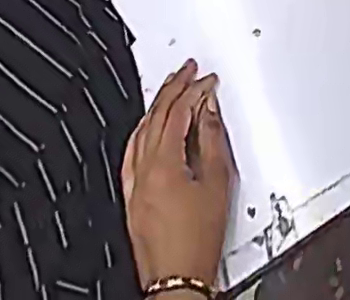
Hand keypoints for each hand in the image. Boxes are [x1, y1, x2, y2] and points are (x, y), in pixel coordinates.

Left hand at [122, 59, 235, 290]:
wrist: (178, 282)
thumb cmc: (198, 242)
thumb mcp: (217, 183)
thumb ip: (213, 139)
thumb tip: (209, 110)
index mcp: (164, 164)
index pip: (179, 112)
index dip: (195, 91)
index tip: (208, 80)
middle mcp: (143, 170)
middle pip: (157, 116)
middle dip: (175, 88)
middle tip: (189, 70)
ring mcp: (134, 184)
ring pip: (142, 131)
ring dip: (158, 105)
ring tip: (171, 87)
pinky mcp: (131, 197)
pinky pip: (132, 152)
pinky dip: (143, 130)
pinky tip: (148, 125)